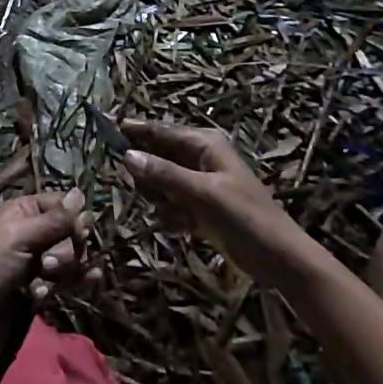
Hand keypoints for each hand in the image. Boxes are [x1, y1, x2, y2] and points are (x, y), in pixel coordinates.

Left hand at [0, 189, 98, 351]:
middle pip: (72, 231)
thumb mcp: (19, 236)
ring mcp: (40, 260)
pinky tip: (92, 279)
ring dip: (66, 268)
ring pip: (72, 256)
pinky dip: (76, 280)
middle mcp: (35, 232)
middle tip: (47, 264)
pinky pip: (70, 277)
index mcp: (25, 212)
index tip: (79, 231)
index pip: (64, 204)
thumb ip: (56, 219)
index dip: (75, 217)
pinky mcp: (44, 285)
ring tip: (45, 282)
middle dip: (67, 248)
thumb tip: (80, 193)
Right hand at [120, 120, 300, 278]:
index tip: (105, 127)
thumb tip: (128, 156)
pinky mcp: (200, 207)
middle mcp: (201, 157)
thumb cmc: (245, 216)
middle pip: (158, 156)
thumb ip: (165, 174)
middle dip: (148, 174)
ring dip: (160, 198)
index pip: (162, 130)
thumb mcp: (203, 193)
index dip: (135, 130)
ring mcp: (200, 183)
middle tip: (147, 192)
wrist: (277, 256)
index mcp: (205, 143)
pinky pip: (171, 204)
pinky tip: (181, 227)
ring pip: (162, 183)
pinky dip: (171, 215)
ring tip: (174, 212)